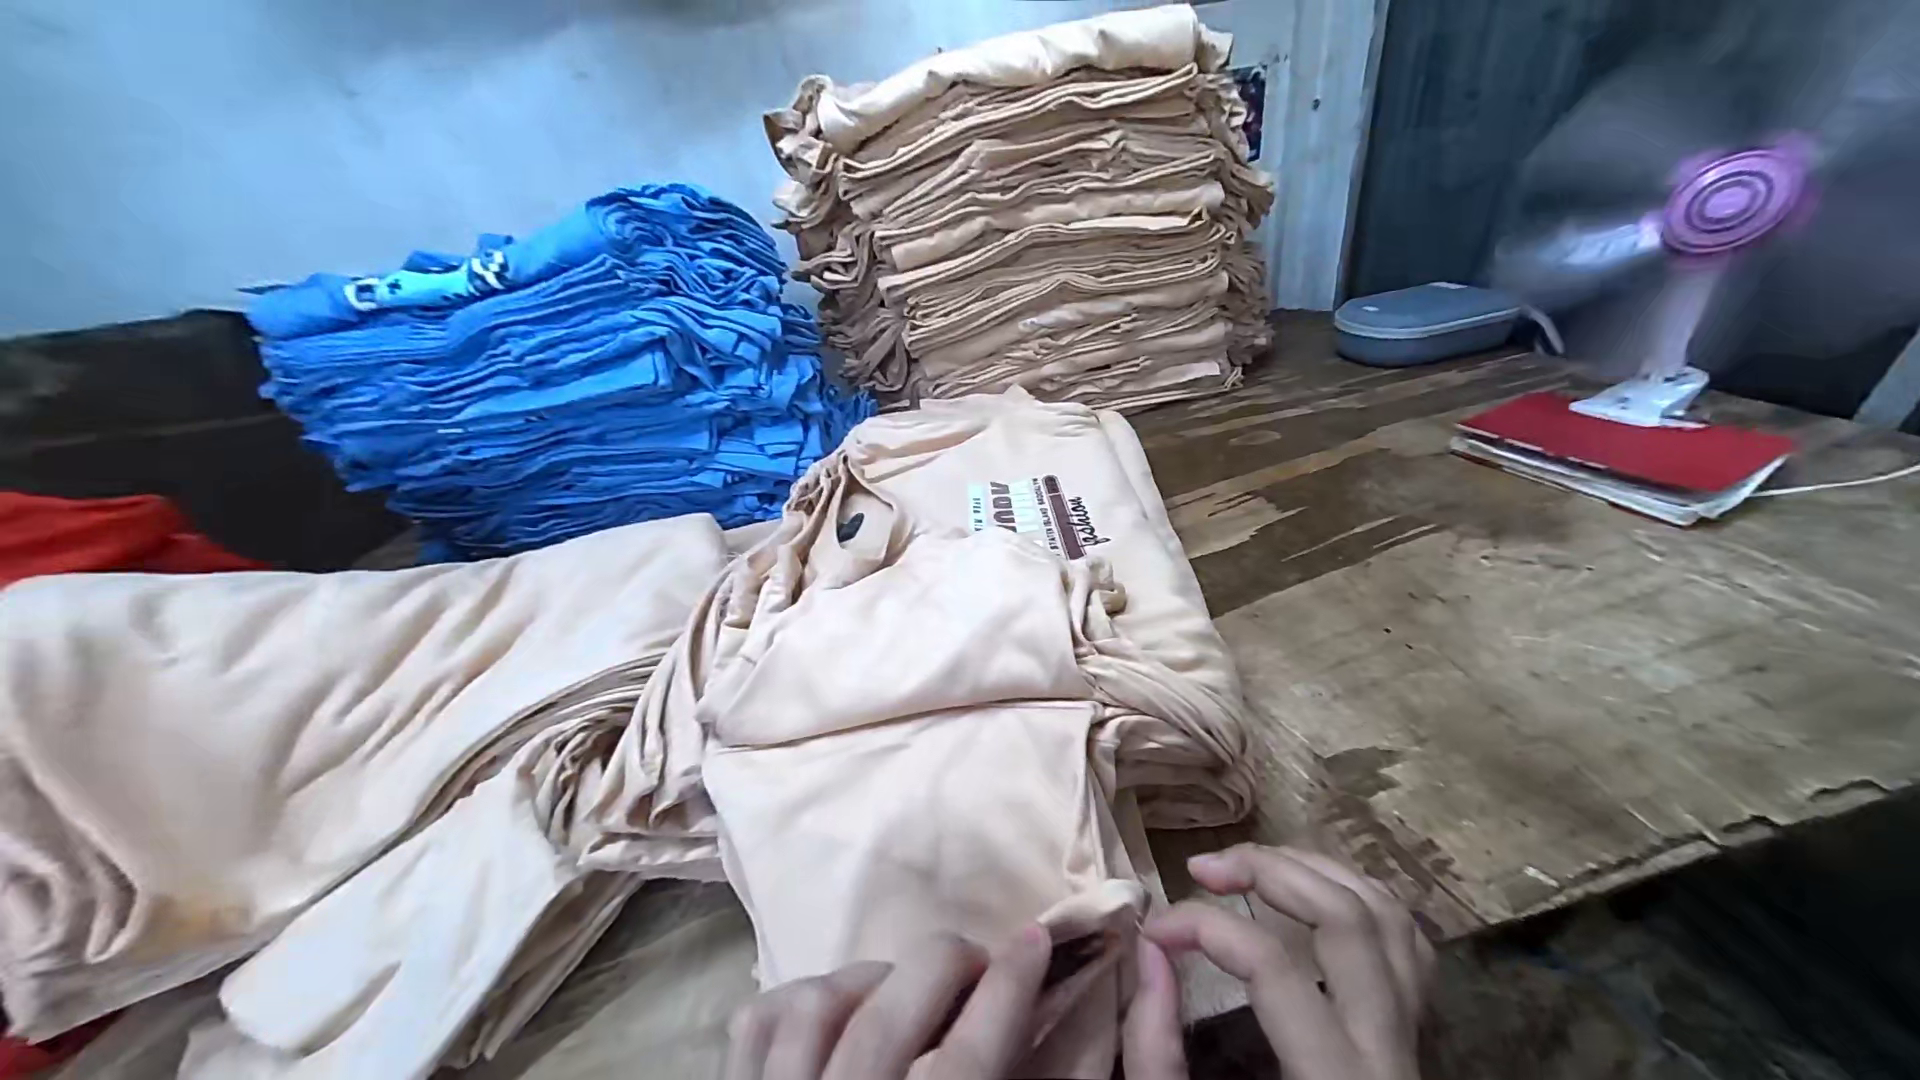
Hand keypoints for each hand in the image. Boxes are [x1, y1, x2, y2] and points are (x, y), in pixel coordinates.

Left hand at [724, 925, 1050, 1079]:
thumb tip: (1075, 1027)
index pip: (968, 1064)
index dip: (1009, 988)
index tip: (1036, 939)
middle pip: (885, 1024)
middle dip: (945, 964)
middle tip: (977, 960)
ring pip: (816, 1010)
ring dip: (873, 978)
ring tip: (908, 986)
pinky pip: (761, 1022)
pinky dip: (805, 996)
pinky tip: (839, 1007)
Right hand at [1124, 845, 1433, 1079]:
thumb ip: (1156, 1054)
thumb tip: (1150, 953)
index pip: (1272, 967)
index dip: (1201, 927)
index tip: (1152, 932)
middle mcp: (1396, 1062)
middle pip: (1348, 921)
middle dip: (1267, 871)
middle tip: (1201, 867)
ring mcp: (1418, 1048)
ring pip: (1390, 919)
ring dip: (1314, 870)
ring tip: (1249, 865)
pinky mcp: (1416, 1043)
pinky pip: (1406, 945)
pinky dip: (1353, 896)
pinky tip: (1306, 893)